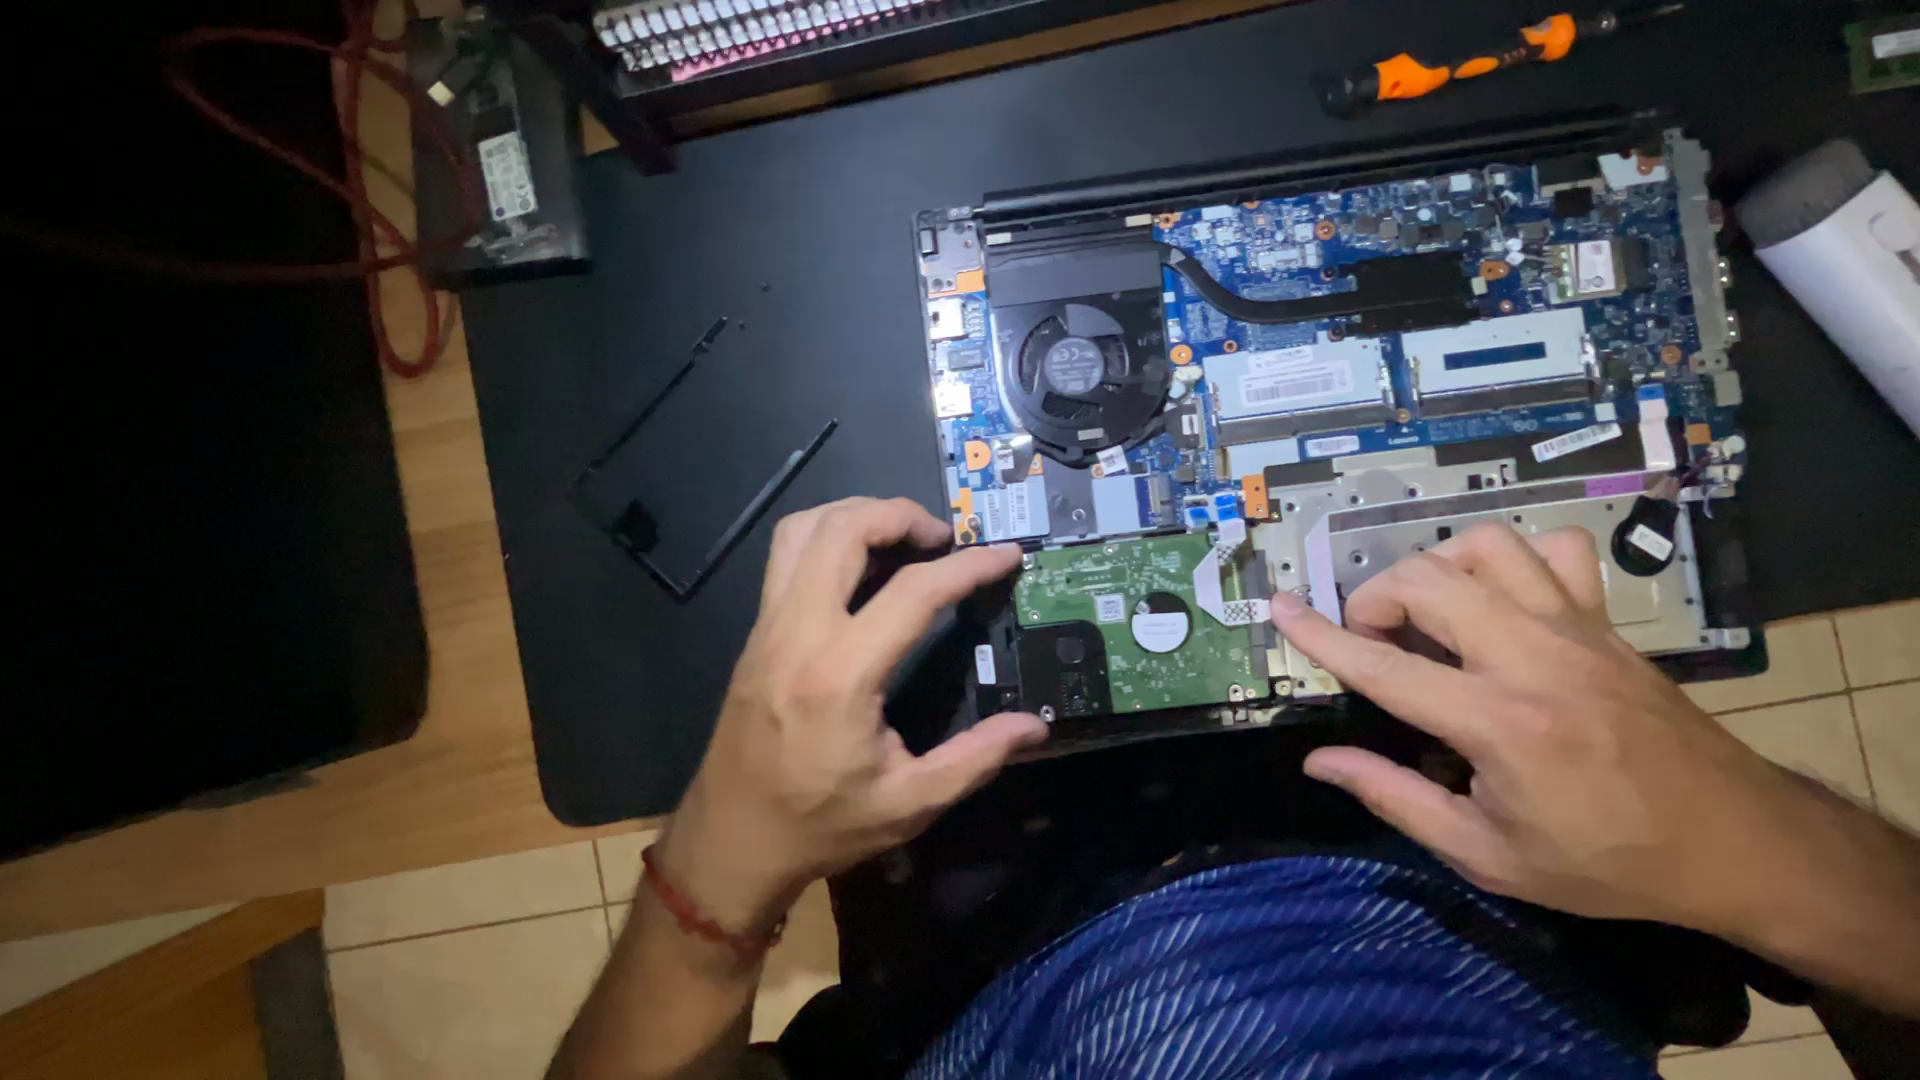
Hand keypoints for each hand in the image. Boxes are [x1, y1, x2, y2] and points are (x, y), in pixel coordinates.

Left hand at [654, 497, 1047, 935]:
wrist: (730, 842)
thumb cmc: (821, 826)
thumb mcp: (910, 804)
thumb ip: (976, 758)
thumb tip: (1035, 727)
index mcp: (841, 674)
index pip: (913, 591)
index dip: (969, 566)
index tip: (1006, 555)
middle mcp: (798, 633)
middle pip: (843, 531)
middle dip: (900, 516)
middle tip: (943, 538)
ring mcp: (768, 627)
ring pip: (803, 530)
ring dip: (856, 515)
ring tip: (901, 538)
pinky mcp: (755, 633)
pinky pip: (786, 556)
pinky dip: (827, 537)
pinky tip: (858, 566)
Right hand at [1269, 523, 1810, 930]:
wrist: (1745, 849)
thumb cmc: (1605, 861)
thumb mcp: (1486, 853)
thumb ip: (1393, 798)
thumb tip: (1319, 762)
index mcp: (1499, 723)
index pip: (1382, 665)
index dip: (1318, 635)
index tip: (1279, 608)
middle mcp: (1533, 658)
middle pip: (1426, 581)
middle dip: (1374, 599)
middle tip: (1374, 641)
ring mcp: (1577, 630)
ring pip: (1487, 547)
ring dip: (1437, 568)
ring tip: (1429, 612)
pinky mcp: (1607, 623)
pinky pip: (1557, 552)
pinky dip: (1515, 560)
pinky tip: (1501, 598)